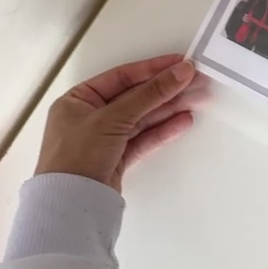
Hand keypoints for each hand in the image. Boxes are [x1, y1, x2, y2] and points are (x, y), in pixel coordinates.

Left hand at [34, 55, 201, 191]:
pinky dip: (164, 129)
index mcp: (79, 99)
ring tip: (197, 99)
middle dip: (166, 89)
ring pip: (143, 117)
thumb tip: (181, 71)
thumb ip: (150, 93)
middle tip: (195, 80)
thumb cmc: (77, 154)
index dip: (153, 68)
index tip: (180, 63)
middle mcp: (90, 116)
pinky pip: (144, 137)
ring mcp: (104, 138)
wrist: (69, 205)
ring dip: (169, 108)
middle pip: (136, 96)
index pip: (122, 76)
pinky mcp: (117, 157)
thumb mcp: (114, 117)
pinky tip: (184, 121)